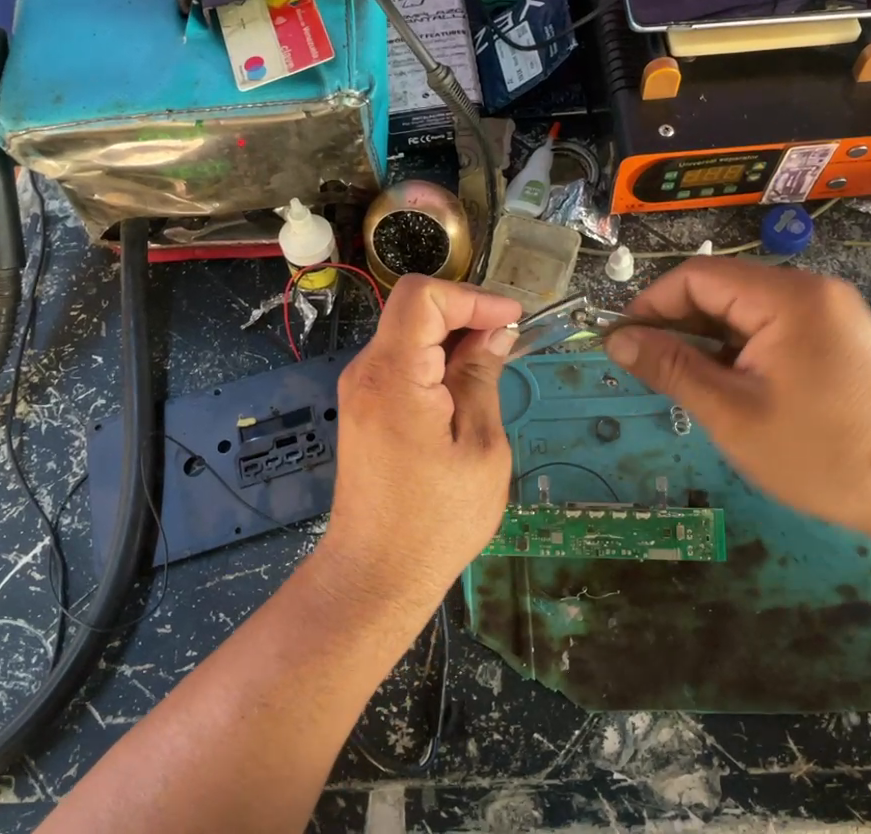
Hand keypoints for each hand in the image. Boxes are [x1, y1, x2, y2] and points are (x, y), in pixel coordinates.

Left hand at [319, 276, 521, 605]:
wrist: (376, 573)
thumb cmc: (437, 521)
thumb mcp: (480, 448)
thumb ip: (482, 379)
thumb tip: (493, 334)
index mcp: (393, 376)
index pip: (423, 296)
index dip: (472, 297)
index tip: (511, 321)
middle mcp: (365, 372)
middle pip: (414, 311)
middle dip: (466, 315)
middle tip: (509, 345)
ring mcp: (359, 390)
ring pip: (408, 334)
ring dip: (452, 340)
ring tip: (493, 370)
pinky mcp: (363, 408)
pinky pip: (400, 363)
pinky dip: (435, 362)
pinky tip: (464, 391)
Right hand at [603, 259, 870, 544]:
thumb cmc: (822, 455)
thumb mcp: (732, 414)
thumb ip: (671, 368)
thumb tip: (618, 340)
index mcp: (787, 297)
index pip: (697, 276)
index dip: (650, 305)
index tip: (620, 343)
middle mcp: (812, 290)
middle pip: (723, 289)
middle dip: (677, 324)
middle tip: (649, 370)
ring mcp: (832, 313)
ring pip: (746, 311)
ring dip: (708, 340)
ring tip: (687, 385)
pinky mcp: (842, 338)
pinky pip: (774, 328)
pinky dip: (741, 350)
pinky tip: (731, 386)